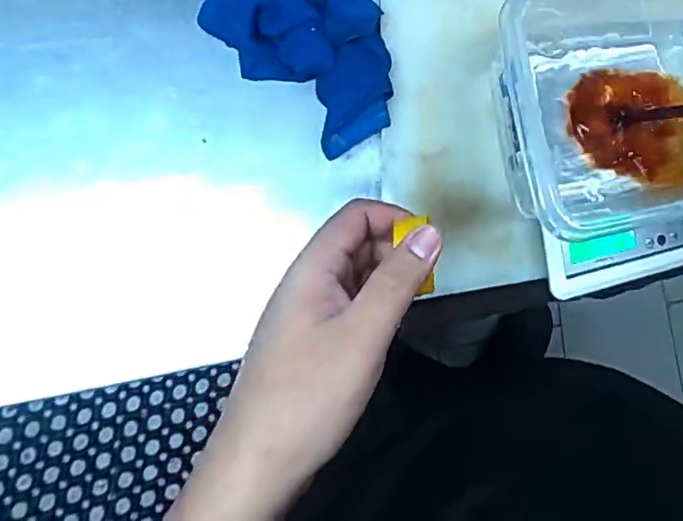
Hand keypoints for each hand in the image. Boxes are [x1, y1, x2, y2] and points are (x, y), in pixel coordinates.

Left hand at [171, 199, 439, 519]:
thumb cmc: (309, 395)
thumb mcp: (364, 333)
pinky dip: (372, 301)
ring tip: (411, 303)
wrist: (253, 468)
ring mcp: (303, 310)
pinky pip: (346, 300)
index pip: (356, 215)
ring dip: (386, 276)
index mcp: (312, 267)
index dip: (395, 218)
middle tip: (425, 279)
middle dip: (394, 247)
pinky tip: (385, 327)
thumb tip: (429, 231)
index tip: (429, 244)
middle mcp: (305, 280)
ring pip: (352, 271)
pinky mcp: (306, 338)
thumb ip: (398, 278)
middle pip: (354, 239)